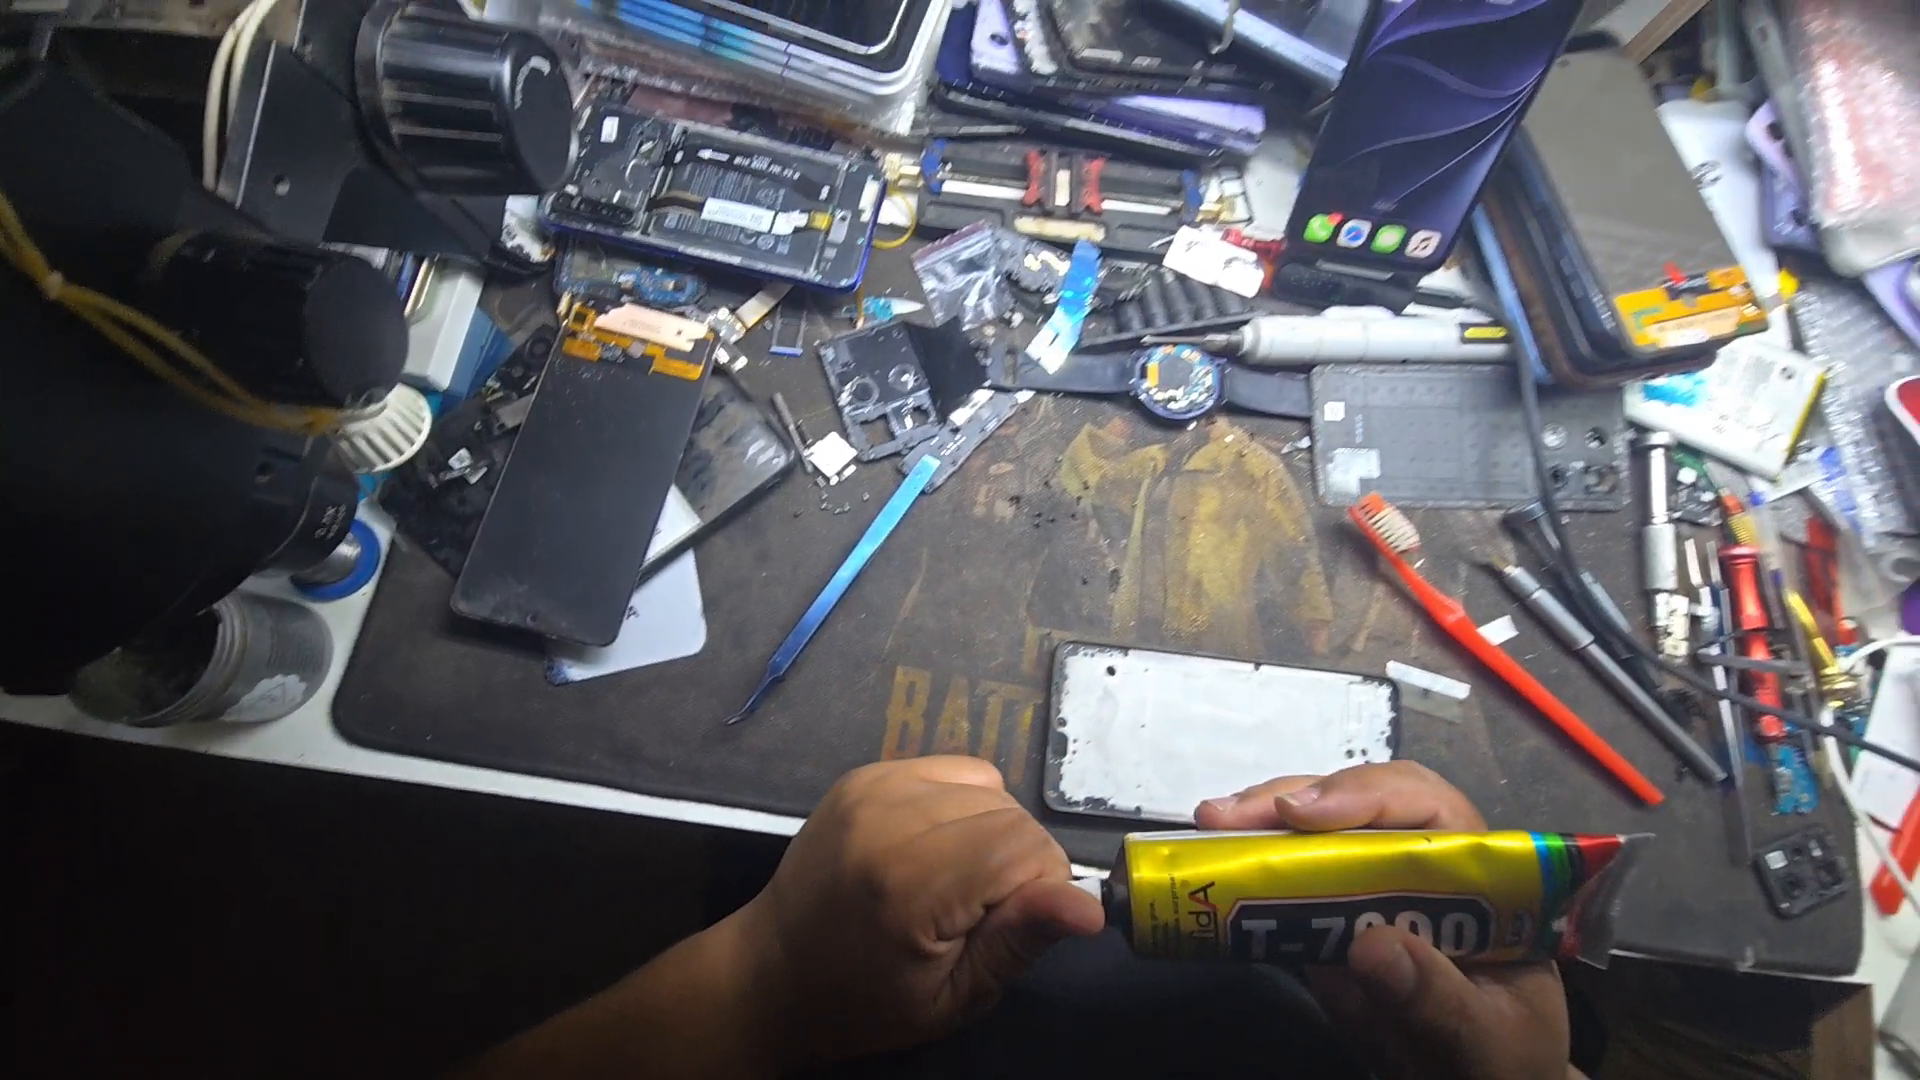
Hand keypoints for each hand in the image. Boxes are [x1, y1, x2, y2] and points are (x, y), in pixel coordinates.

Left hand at [738, 756, 1105, 1066]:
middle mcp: (890, 814)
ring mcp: (874, 782)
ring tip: (956, 874)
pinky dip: (964, 802)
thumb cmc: (865, 1000)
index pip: (1024, 844)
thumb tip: (1088, 905)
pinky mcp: (866, 771)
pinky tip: (936, 841)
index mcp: (909, 880)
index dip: (1040, 885)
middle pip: (1008, 811)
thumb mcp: (952, 998)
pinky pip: (953, 768)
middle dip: (1018, 859)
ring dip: (993, 827)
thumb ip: (1019, 940)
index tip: (1012, 923)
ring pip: (987, 784)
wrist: (773, 968)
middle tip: (980, 907)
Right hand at [1195, 762, 1572, 1079]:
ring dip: (1258, 811)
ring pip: (1313, 811)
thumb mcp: (1486, 1043)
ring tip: (1211, 823)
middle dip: (1289, 796)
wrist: (1462, 1076)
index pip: (1424, 804)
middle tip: (1228, 816)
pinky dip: (1246, 843)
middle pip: (1355, 795)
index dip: (1364, 795)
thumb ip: (1440, 1002)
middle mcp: (1414, 853)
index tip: (1302, 815)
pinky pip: (1284, 849)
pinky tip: (1213, 846)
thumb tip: (1371, 947)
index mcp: (1472, 873)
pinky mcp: (1322, 887)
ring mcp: (1364, 866)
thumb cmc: (1495, 1057)